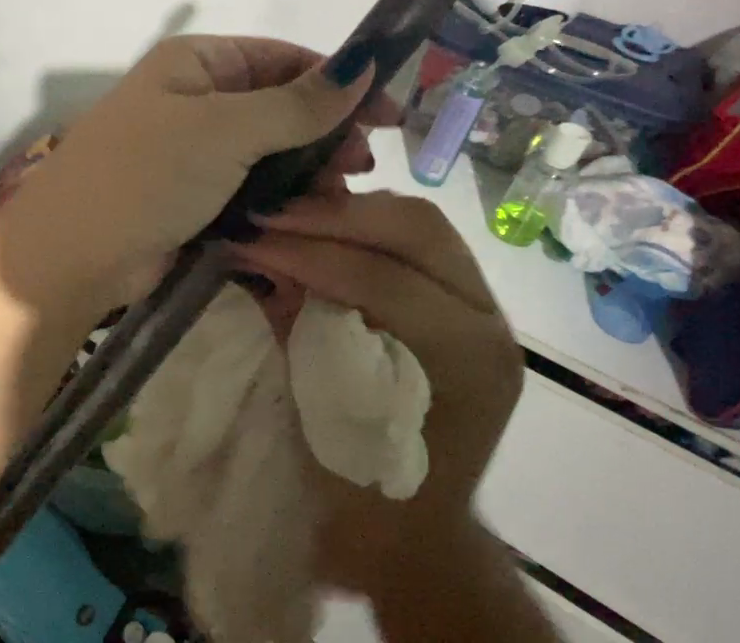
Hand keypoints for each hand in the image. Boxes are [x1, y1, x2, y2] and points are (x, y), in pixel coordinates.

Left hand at [0, 35, 392, 320]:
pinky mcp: (192, 198)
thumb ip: (297, 103)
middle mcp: (192, 99)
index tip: (388, 114)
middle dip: (324, 133)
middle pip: (279, 106)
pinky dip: (281, 198)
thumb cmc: (148, 173)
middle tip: (361, 167)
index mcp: (194, 63)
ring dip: (308, 170)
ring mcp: (190, 152)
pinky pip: (251, 189)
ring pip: (269, 153)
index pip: (280, 58)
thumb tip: (363, 63)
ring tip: (338, 195)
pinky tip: (310, 216)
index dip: (336, 81)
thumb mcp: (225, 129)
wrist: (75, 253)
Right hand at [231, 192, 522, 593]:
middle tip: (266, 211)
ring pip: (420, 224)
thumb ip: (294, 320)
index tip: (249, 236)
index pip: (384, 278)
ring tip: (288, 215)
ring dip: (349, 213)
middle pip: (415, 229)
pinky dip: (364, 228)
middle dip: (332, 214)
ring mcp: (486, 309)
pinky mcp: (468, 302)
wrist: (412, 527)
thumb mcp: (317, 403)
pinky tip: (320, 230)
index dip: (309, 251)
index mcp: (466, 360)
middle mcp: (490, 323)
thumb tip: (248, 252)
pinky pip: (417, 242)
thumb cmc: (361, 483)